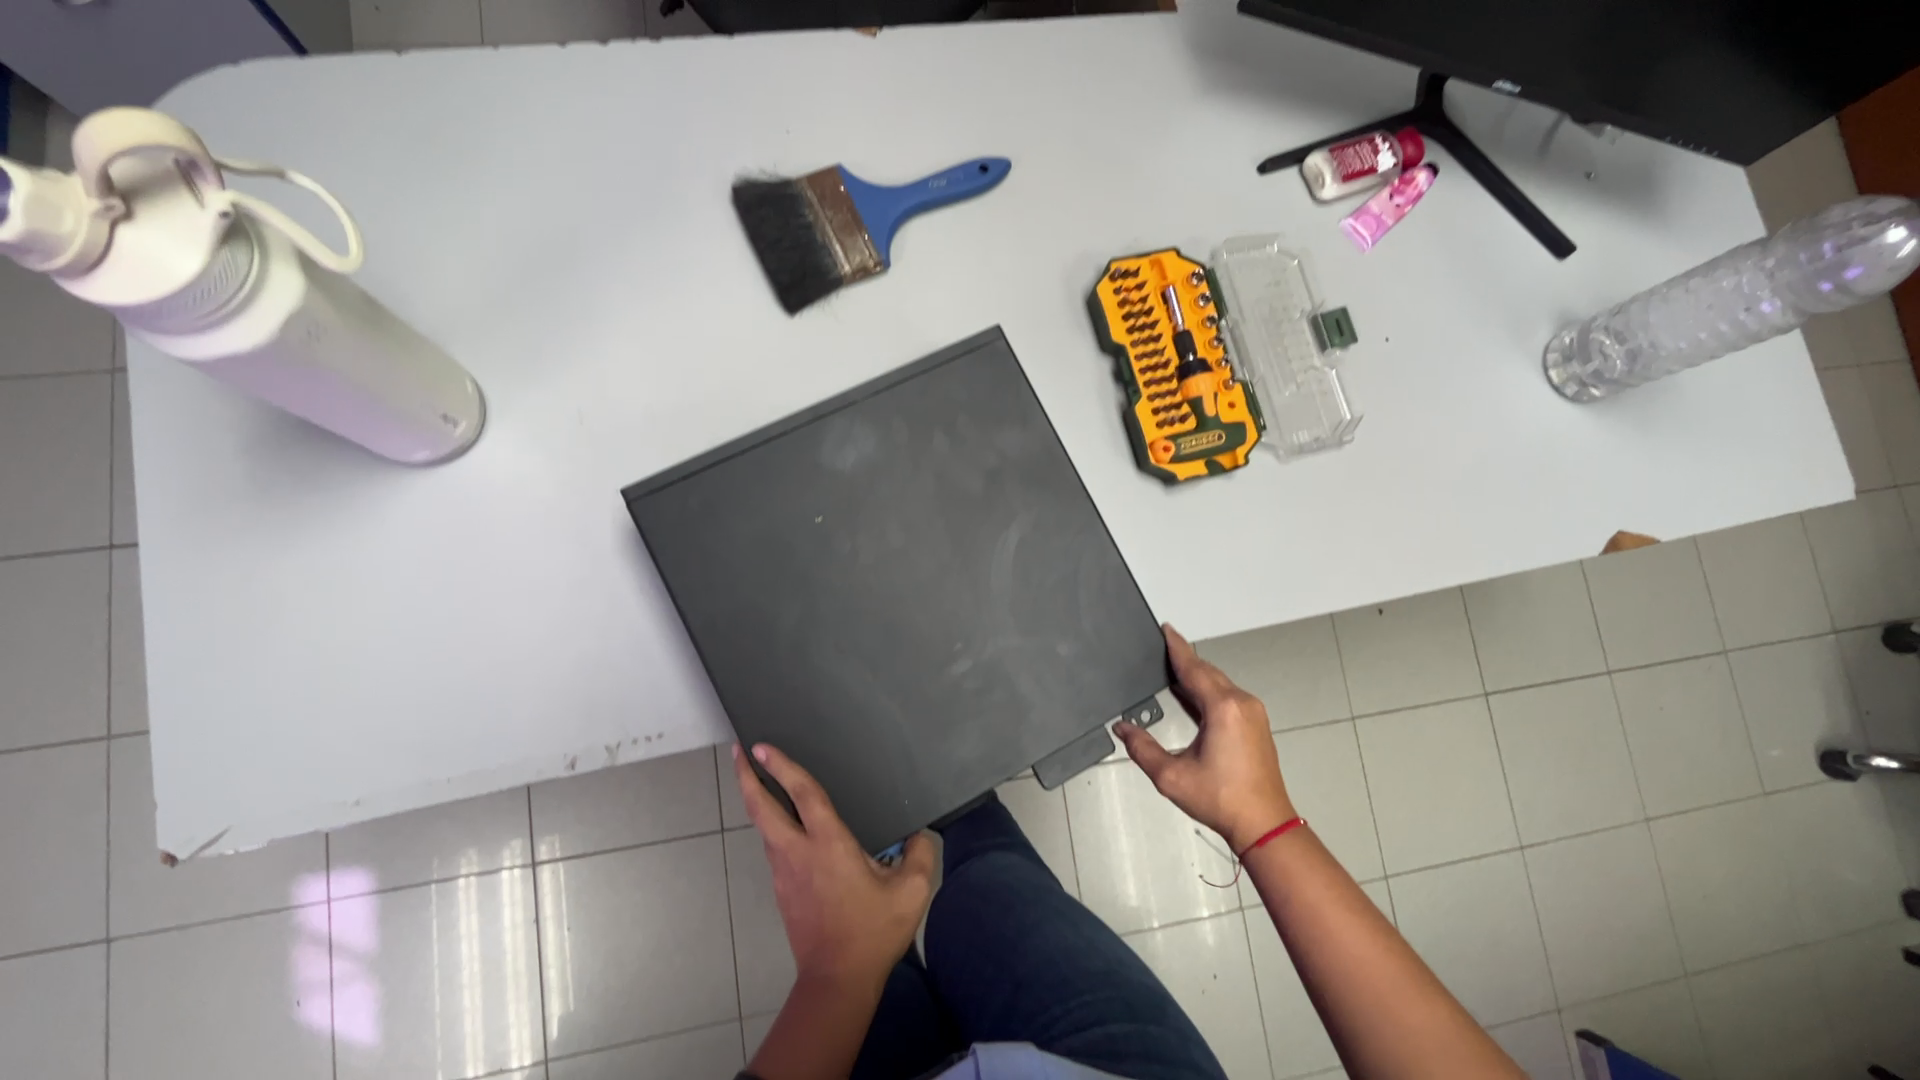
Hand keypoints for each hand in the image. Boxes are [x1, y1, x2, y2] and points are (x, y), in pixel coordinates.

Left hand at [732, 742, 935, 990]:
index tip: (762, 747)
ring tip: (757, 780)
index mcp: (828, 844)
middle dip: (746, 777)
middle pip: (761, 807)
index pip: (802, 794)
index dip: (782, 766)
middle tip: (740, 752)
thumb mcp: (912, 891)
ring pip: (764, 827)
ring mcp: (784, 873)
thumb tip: (918, 834)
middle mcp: (798, 852)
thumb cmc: (872, 931)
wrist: (837, 979)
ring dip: (756, 800)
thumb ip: (920, 854)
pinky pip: (773, 846)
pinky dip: (770, 824)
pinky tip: (784, 825)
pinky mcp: (782, 890)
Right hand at [1115, 624, 1296, 852]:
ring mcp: (1253, 713)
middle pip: (1208, 671)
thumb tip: (1122, 727)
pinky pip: (1228, 696)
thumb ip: (1142, 748)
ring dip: (1196, 676)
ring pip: (1219, 683)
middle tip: (1161, 650)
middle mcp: (1241, 703)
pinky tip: (1191, 695)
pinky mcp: (1256, 724)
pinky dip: (1207, 690)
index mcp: (1222, 708)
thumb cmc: (1220, 799)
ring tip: (1171, 671)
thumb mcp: (1171, 776)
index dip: (1176, 647)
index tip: (1165, 628)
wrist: (1264, 824)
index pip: (1193, 667)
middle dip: (1184, 660)